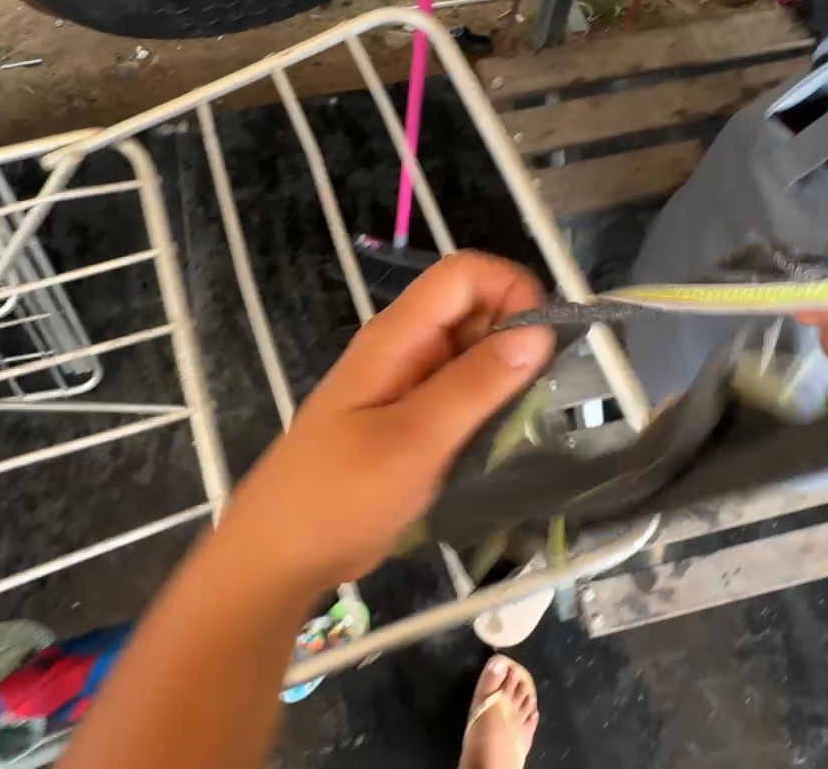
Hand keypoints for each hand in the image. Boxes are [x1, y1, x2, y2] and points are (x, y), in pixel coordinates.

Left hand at [216, 252, 554, 590]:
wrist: (281, 552)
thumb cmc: (340, 494)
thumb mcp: (413, 440)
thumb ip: (475, 384)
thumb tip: (538, 330)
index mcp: (397, 336)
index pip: (462, 274)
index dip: (510, 289)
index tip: (545, 339)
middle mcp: (405, 347)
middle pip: (473, 308)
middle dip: (516, 334)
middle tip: (545, 390)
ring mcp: (408, 382)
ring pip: (472, 351)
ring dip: (507, 373)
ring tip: (530, 418)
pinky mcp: (413, 417)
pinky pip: (462, 391)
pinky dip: (491, 403)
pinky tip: (505, 438)